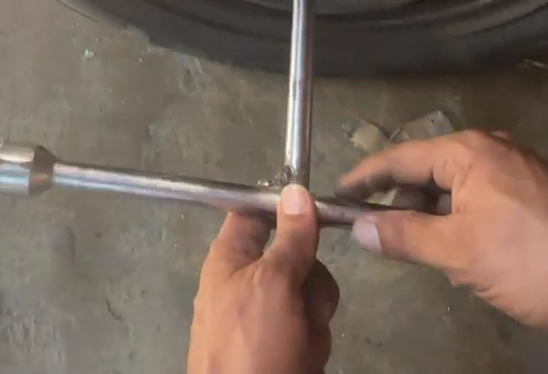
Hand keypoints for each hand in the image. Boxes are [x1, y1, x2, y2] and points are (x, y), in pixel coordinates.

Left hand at [188, 185, 340, 373]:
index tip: (317, 208)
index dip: (285, 207)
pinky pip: (312, 330)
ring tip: (297, 343)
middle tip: (301, 301)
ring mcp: (267, 318)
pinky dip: (312, 346)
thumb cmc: (251, 346)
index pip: (257, 212)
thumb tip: (296, 190)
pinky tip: (302, 362)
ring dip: (313, 318)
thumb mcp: (273, 283)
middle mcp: (247, 282)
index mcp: (231, 258)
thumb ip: (291, 238)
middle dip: (311, 281)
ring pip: (310, 294)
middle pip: (296, 256)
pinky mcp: (285, 348)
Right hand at [339, 130, 547, 329]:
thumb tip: (359, 228)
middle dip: (407, 201)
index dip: (365, 177)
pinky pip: (487, 193)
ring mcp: (522, 165)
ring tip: (436, 251)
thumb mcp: (458, 252)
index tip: (338, 194)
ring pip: (460, 185)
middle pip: (431, 168)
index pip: (401, 157)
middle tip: (389, 234)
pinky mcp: (542, 189)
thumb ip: (403, 236)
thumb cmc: (531, 261)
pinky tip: (475, 250)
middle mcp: (493, 146)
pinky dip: (467, 216)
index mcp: (468, 150)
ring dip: (439, 213)